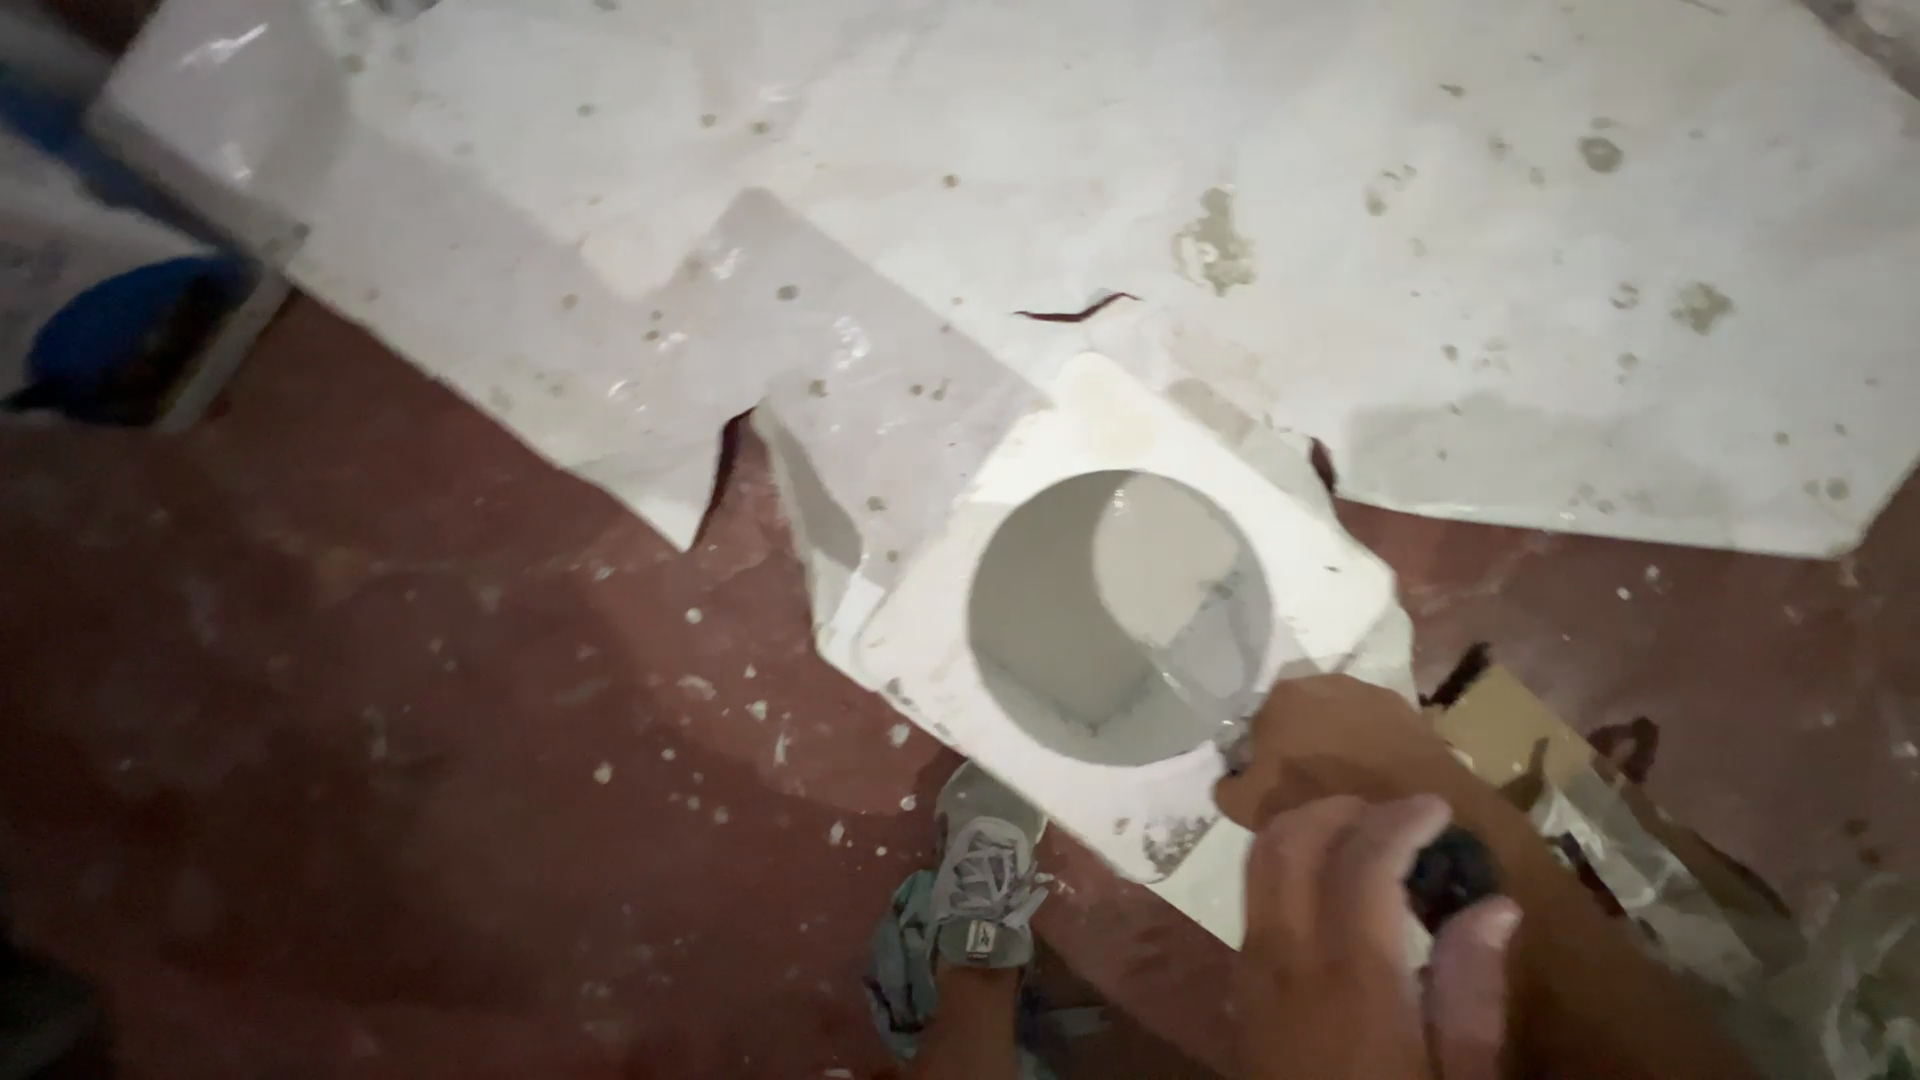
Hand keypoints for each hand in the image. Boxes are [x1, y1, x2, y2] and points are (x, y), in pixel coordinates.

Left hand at [1236, 795, 1520, 1079]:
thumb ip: (1474, 992)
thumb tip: (1494, 905)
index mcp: (1353, 980)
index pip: (1362, 863)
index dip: (1397, 821)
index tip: (1436, 805)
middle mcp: (1287, 953)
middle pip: (1291, 840)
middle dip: (1341, 807)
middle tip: (1397, 813)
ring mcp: (1251, 962)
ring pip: (1261, 857)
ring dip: (1307, 826)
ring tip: (1364, 832)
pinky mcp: (1239, 977)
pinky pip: (1255, 891)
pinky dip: (1287, 858)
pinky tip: (1329, 879)